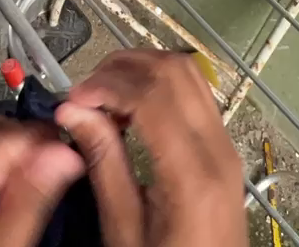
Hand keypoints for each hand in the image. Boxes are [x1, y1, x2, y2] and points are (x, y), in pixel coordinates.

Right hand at [57, 50, 244, 246]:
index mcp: (193, 176)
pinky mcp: (224, 144)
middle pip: (173, 71)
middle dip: (123, 68)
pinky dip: (160, 81)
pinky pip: (195, 90)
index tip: (72, 99)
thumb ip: (104, 164)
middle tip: (86, 92)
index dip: (107, 86)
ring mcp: (226, 143)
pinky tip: (132, 104)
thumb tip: (72, 110)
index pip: (152, 98)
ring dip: (142, 68)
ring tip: (106, 94)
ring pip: (187, 71)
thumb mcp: (125, 232)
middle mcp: (218, 148)